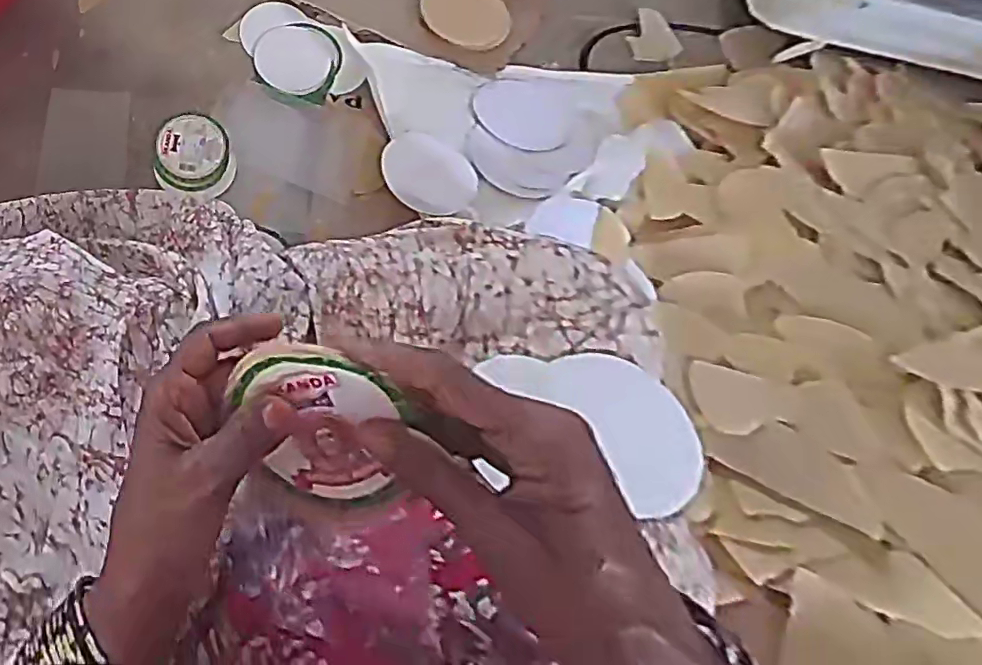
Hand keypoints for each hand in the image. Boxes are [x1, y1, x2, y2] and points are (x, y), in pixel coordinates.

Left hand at [85, 314, 294, 660]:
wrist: (146, 593)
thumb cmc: (162, 528)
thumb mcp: (205, 477)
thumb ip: (245, 435)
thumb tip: (289, 398)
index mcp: (169, 396)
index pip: (204, 344)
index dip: (239, 329)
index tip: (281, 326)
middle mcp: (184, 405)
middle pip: (228, 368)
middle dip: (267, 364)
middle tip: (315, 368)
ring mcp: (200, 431)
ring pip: (240, 398)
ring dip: (273, 395)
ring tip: (318, 394)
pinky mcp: (214, 457)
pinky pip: (245, 428)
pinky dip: (269, 424)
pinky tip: (301, 428)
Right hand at [338, 340, 713, 664]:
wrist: (642, 651)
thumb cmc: (578, 600)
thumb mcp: (497, 539)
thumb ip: (431, 475)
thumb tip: (366, 427)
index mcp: (542, 430)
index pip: (451, 380)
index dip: (392, 359)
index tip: (344, 346)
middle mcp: (542, 420)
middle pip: (455, 388)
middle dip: (394, 378)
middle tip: (339, 371)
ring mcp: (540, 438)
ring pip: (461, 410)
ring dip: (409, 406)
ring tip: (355, 397)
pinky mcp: (534, 459)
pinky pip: (474, 435)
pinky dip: (433, 434)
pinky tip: (396, 434)